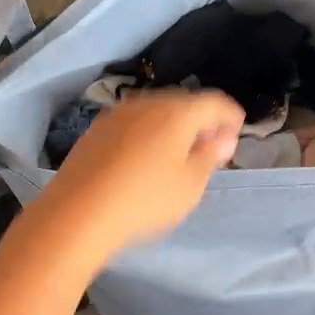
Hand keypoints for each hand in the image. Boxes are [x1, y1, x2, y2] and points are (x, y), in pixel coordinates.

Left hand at [39, 90, 243, 261]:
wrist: (77, 213)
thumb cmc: (145, 200)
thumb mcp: (190, 184)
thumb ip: (211, 155)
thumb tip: (224, 137)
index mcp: (177, 111)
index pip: (214, 101)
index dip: (230, 114)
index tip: (238, 130)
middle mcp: (147, 102)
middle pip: (183, 103)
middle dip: (201, 121)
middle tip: (211, 145)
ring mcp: (118, 113)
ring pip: (156, 112)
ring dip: (172, 127)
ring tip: (179, 154)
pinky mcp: (96, 129)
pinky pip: (133, 124)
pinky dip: (148, 134)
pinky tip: (145, 159)